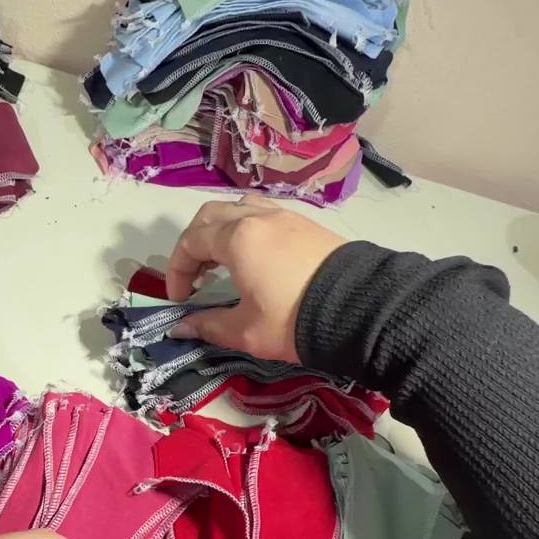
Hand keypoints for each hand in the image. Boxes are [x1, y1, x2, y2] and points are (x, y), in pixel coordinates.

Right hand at [163, 194, 346, 362]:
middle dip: (193, 243)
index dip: (176, 270)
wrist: (362, 310)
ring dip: (220, 230)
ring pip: (238, 208)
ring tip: (221, 260)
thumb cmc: (293, 319)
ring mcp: (284, 217)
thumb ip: (207, 325)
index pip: (190, 242)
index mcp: (237, 239)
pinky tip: (252, 255)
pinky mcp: (305, 224)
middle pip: (210, 216)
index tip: (180, 299)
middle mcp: (257, 218)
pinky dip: (245, 228)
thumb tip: (179, 327)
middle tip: (194, 275)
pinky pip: (263, 214)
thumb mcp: (244, 331)